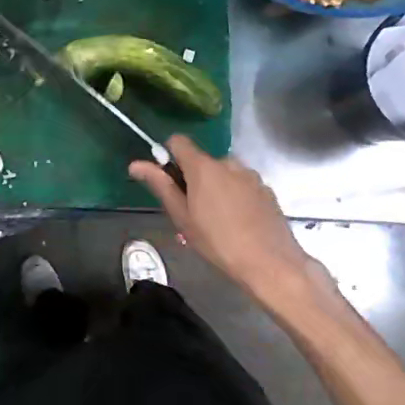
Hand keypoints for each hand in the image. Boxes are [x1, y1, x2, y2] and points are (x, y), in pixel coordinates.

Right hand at [129, 135, 313, 294]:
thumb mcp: (182, 216)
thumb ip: (160, 185)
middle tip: (192, 212)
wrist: (269, 262)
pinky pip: (242, 185)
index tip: (169, 181)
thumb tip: (135, 164)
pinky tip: (239, 223)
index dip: (168, 156)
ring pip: (223, 174)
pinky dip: (235, 196)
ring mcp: (251, 175)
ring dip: (216, 188)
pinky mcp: (266, 189)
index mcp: (203, 167)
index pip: (179, 141)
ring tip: (217, 221)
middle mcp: (228, 162)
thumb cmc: (218, 241)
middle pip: (202, 161)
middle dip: (194, 179)